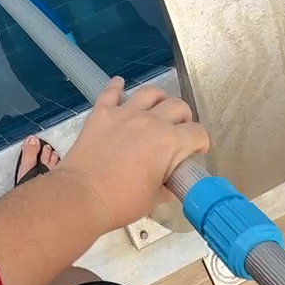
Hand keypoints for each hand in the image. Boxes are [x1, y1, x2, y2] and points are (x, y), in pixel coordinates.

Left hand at [57, 77, 210, 230]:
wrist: (84, 195)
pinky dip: (117, 86)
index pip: (198, 133)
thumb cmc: (122, 201)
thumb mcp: (155, 198)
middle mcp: (151, 121)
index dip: (201, 142)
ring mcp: (125, 113)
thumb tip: (170, 184)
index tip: (196, 150)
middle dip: (184, 118)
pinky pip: (111, 91)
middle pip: (178, 106)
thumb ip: (168, 185)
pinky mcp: (102, 112)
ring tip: (157, 108)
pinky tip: (120, 84)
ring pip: (150, 92)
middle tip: (179, 130)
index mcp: (170, 142)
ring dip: (158, 99)